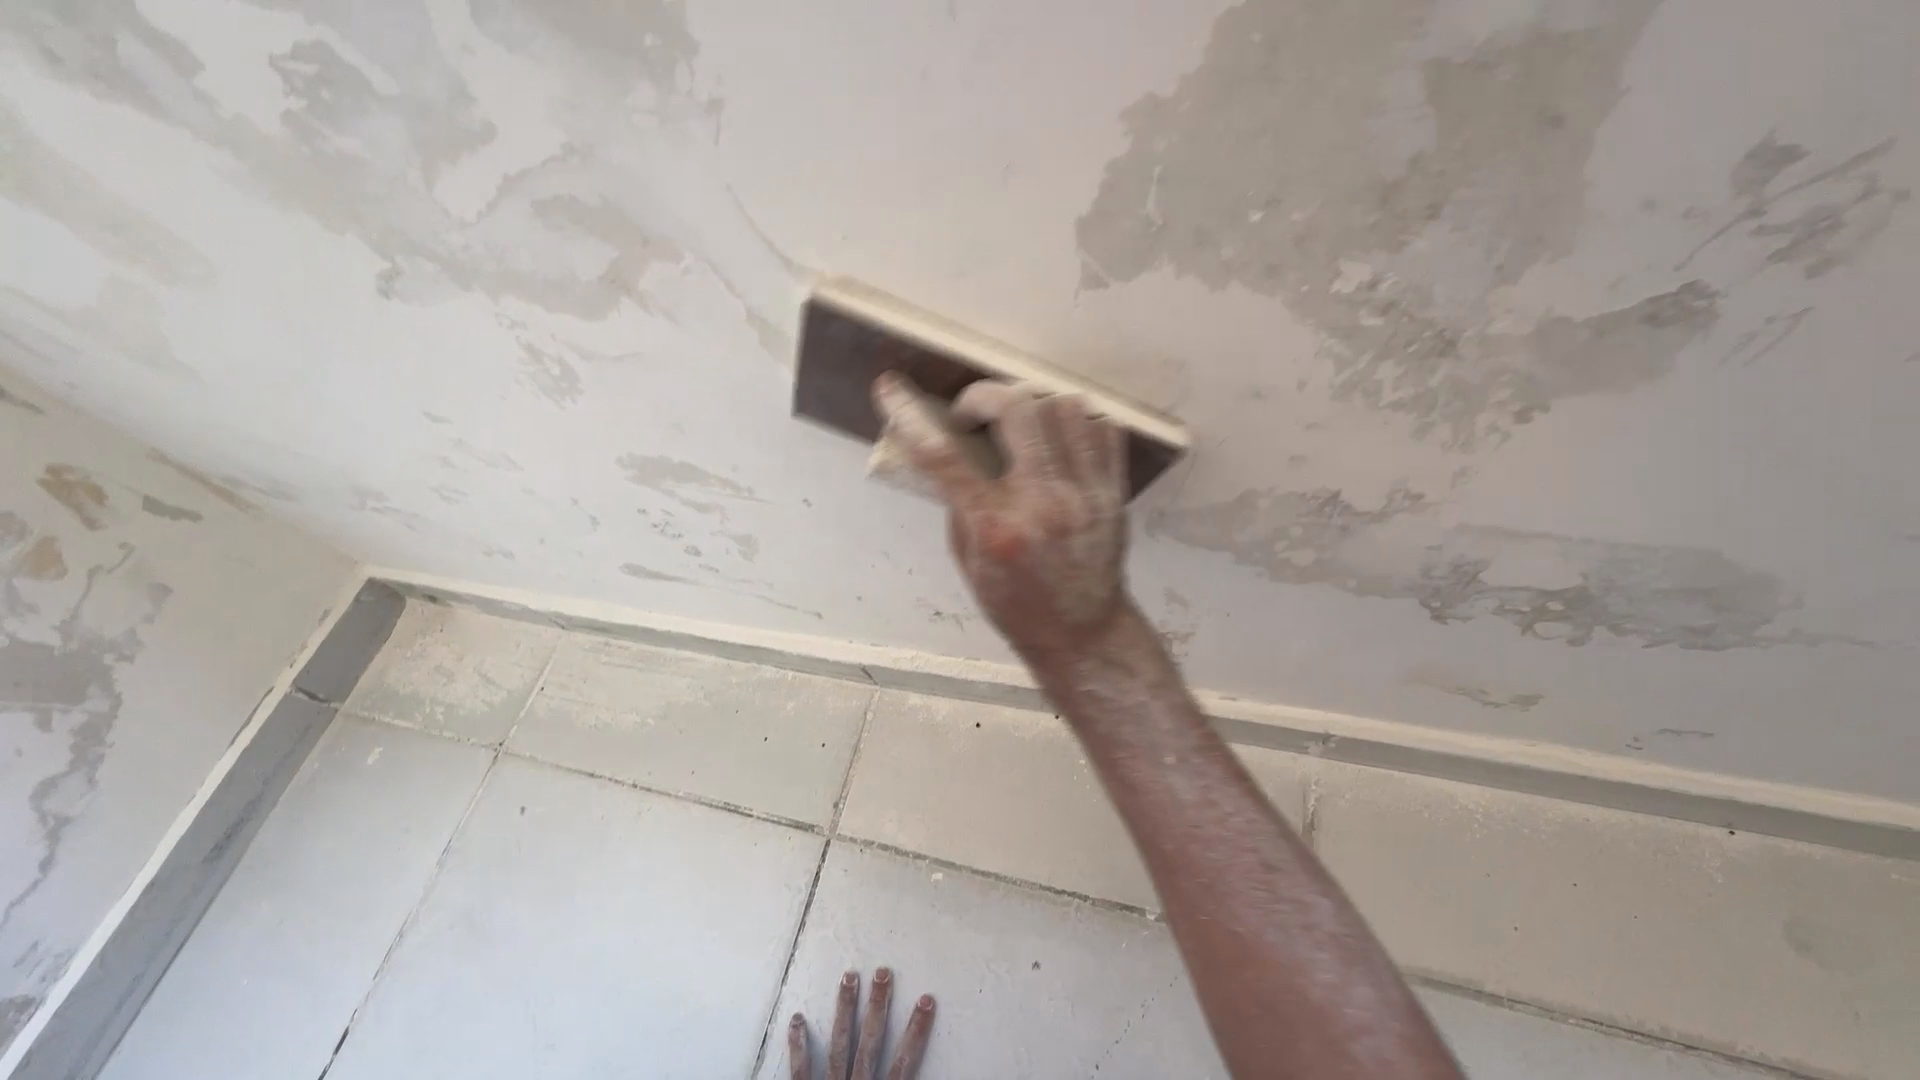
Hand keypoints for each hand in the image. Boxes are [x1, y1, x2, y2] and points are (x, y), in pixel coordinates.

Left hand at [788, 968, 934, 1079]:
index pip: (905, 1062)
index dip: (917, 1031)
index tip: (927, 1000)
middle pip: (871, 1041)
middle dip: (878, 1005)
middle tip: (883, 971)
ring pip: (839, 1043)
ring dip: (845, 1009)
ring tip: (848, 976)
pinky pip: (801, 1070)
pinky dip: (798, 1045)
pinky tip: (797, 1019)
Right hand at [871, 373, 1130, 665]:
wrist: (1082, 633)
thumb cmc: (1014, 604)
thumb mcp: (967, 560)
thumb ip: (957, 502)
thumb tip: (946, 450)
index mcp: (996, 528)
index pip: (945, 458)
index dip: (910, 415)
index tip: (889, 388)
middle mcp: (1043, 503)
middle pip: (1018, 409)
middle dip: (984, 397)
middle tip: (973, 415)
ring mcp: (1086, 495)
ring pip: (1065, 407)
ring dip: (1033, 405)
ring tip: (1020, 426)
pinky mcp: (1113, 493)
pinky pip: (1103, 428)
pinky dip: (1075, 420)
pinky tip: (1057, 437)